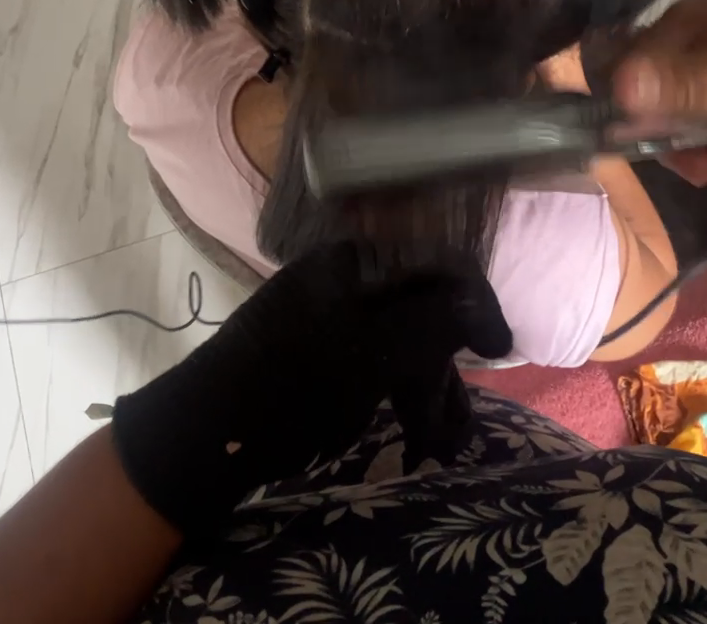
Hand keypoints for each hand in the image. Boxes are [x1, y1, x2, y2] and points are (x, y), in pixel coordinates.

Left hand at [111, 245, 511, 536]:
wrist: (209, 433)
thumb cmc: (294, 384)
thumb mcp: (371, 352)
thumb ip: (430, 319)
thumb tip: (480, 298)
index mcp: (355, 262)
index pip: (434, 264)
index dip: (474, 303)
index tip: (497, 350)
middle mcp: (347, 279)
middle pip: (421, 309)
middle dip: (445, 367)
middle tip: (457, 424)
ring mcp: (334, 315)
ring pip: (402, 343)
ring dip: (427, 392)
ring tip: (440, 444)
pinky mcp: (325, 352)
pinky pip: (378, 362)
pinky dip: (400, 395)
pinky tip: (420, 435)